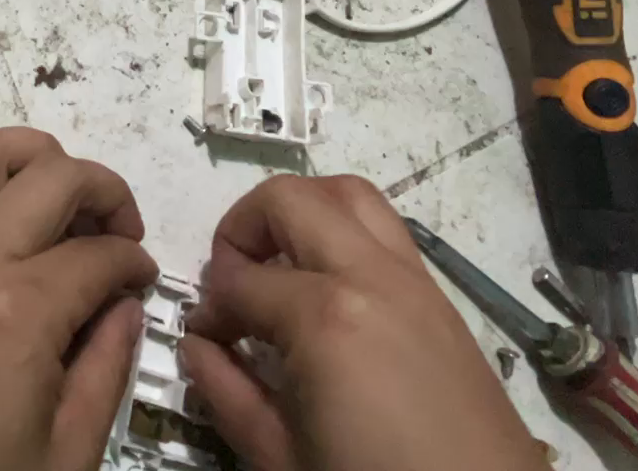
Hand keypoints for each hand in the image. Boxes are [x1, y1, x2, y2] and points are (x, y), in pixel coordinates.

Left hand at [0, 128, 158, 470]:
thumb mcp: (61, 456)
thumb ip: (105, 370)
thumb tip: (127, 304)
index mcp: (21, 308)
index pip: (101, 253)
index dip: (135, 262)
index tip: (144, 280)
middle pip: (56, 175)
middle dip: (105, 191)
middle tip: (118, 233)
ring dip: (39, 160)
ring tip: (60, 202)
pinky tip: (2, 214)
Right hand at [180, 176, 544, 470]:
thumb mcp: (282, 461)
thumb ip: (226, 391)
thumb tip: (195, 344)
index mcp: (325, 315)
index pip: (240, 281)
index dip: (210, 306)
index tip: (206, 338)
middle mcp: (371, 275)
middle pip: (289, 200)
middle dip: (244, 227)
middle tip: (234, 281)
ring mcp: (415, 281)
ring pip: (346, 194)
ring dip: (300, 213)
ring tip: (281, 265)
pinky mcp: (442, 301)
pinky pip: (384, 231)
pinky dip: (343, 233)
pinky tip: (329, 292)